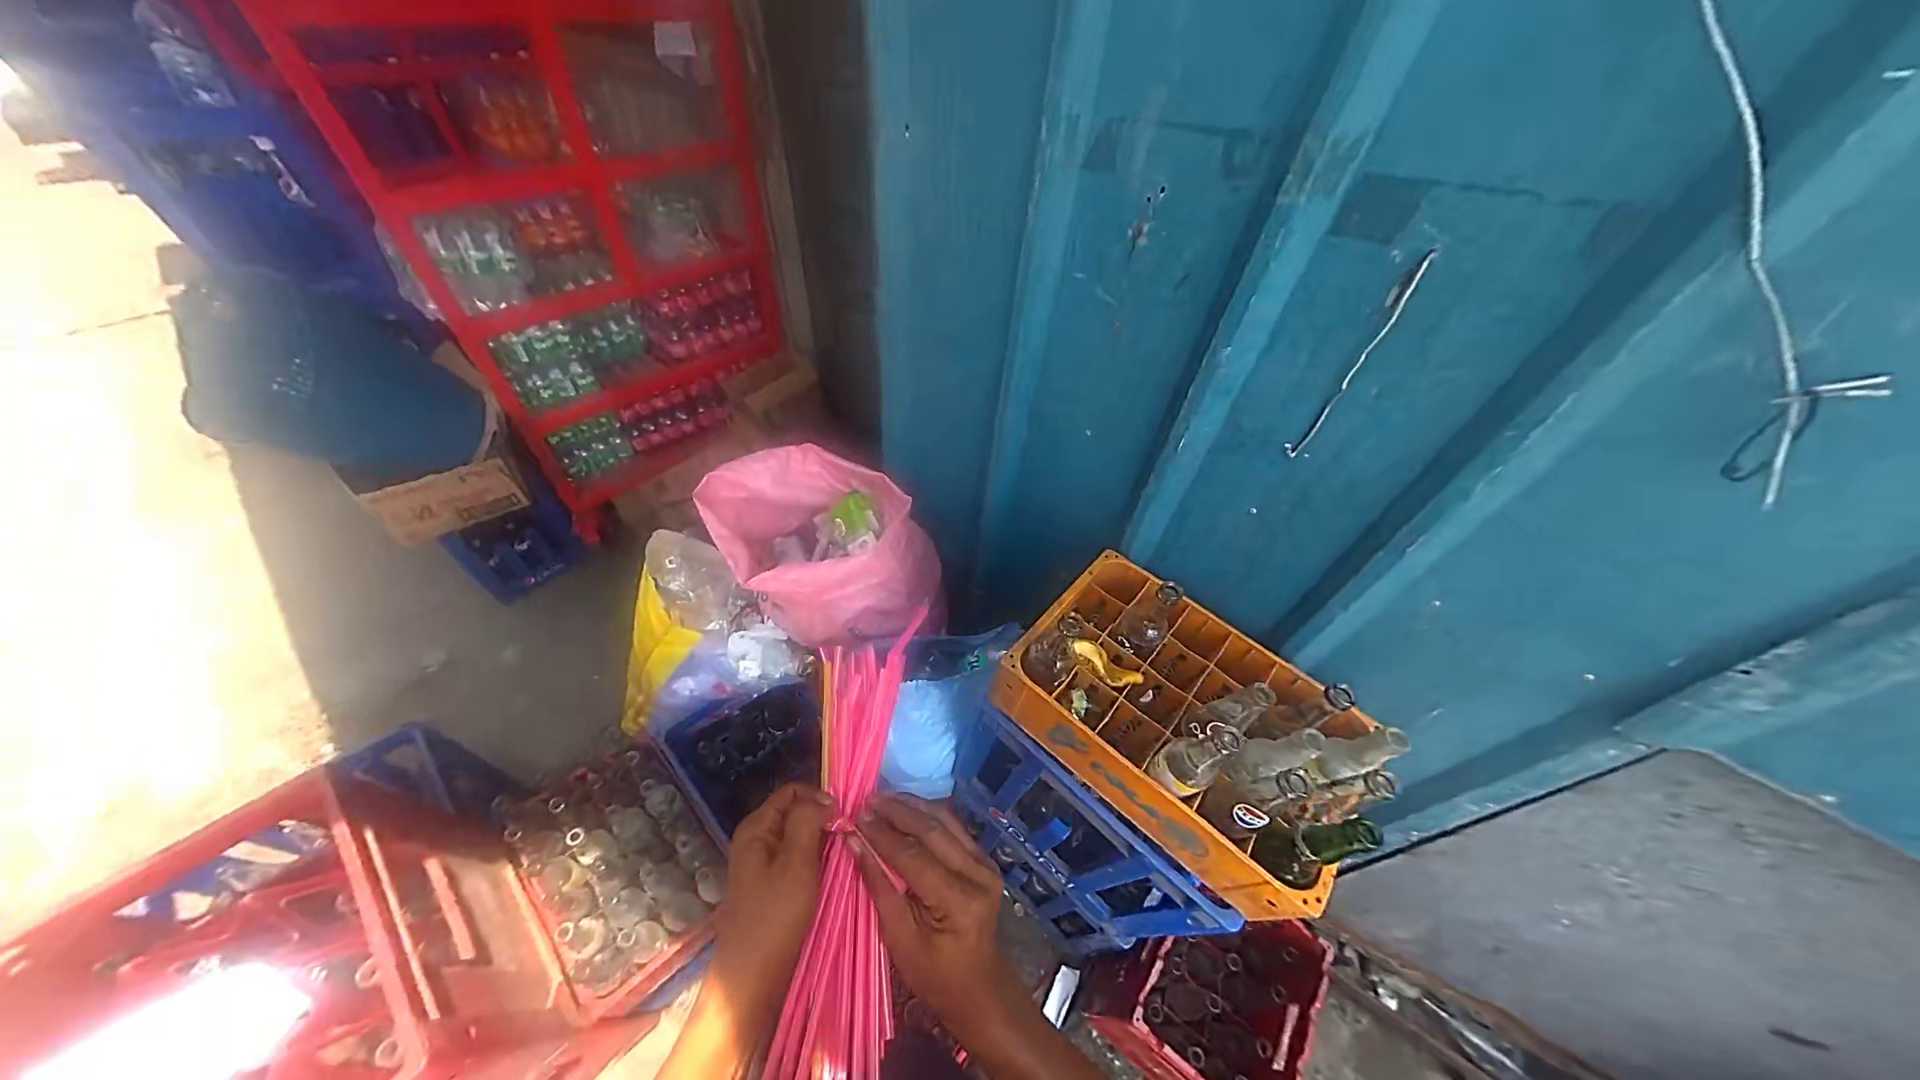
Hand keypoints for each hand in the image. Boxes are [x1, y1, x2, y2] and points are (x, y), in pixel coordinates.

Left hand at [712, 783, 834, 1013]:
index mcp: (756, 828)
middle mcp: (757, 840)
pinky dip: (817, 860)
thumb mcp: (796, 862)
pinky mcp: (773, 885)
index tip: (843, 818)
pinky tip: (831, 874)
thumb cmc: (774, 917)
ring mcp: (764, 863)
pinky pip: (799, 858)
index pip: (792, 791)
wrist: (751, 979)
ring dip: (823, 841)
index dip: (819, 797)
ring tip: (842, 856)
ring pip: (801, 836)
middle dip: (823, 819)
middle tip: (847, 839)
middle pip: (797, 812)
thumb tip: (825, 798)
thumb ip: (808, 821)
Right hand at [852, 794, 1026, 1044]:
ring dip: (914, 806)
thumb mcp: (899, 938)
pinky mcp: (985, 860)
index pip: (913, 855)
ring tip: (884, 798)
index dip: (882, 833)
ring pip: (946, 821)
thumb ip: (879, 886)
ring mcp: (986, 864)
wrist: (979, 986)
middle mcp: (978, 874)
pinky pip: (955, 828)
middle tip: (868, 800)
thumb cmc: (934, 974)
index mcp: (958, 901)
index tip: (856, 816)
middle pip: (932, 831)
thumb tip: (854, 842)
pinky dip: (929, 815)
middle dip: (897, 812)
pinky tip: (908, 809)